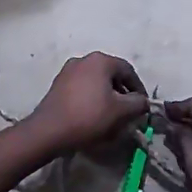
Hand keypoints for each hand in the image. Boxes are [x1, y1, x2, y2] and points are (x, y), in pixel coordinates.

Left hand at [26, 52, 149, 152]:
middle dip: (123, 92)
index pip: (128, 71)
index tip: (143, 106)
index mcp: (100, 61)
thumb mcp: (121, 111)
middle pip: (111, 74)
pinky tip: (93, 114)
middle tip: (128, 111)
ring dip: (107, 96)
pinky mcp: (58, 85)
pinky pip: (83, 88)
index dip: (139, 89)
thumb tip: (143, 101)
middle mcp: (83, 60)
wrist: (48, 131)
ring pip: (96, 81)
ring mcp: (68, 71)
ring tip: (112, 115)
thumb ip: (138, 103)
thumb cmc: (88, 117)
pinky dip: (92, 98)